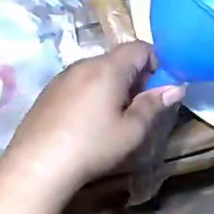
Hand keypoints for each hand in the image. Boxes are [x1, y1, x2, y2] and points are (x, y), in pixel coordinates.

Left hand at [0, 42, 182, 197]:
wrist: (37, 166)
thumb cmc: (92, 146)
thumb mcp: (132, 130)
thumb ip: (154, 104)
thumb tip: (176, 87)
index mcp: (108, 68)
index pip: (140, 47)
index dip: (157, 63)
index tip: (160, 89)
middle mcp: (84, 64)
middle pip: (118, 59)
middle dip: (136, 77)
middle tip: (141, 108)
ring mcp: (62, 77)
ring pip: (98, 71)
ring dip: (114, 86)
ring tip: (115, 118)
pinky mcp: (48, 92)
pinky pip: (80, 83)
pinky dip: (93, 93)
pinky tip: (89, 123)